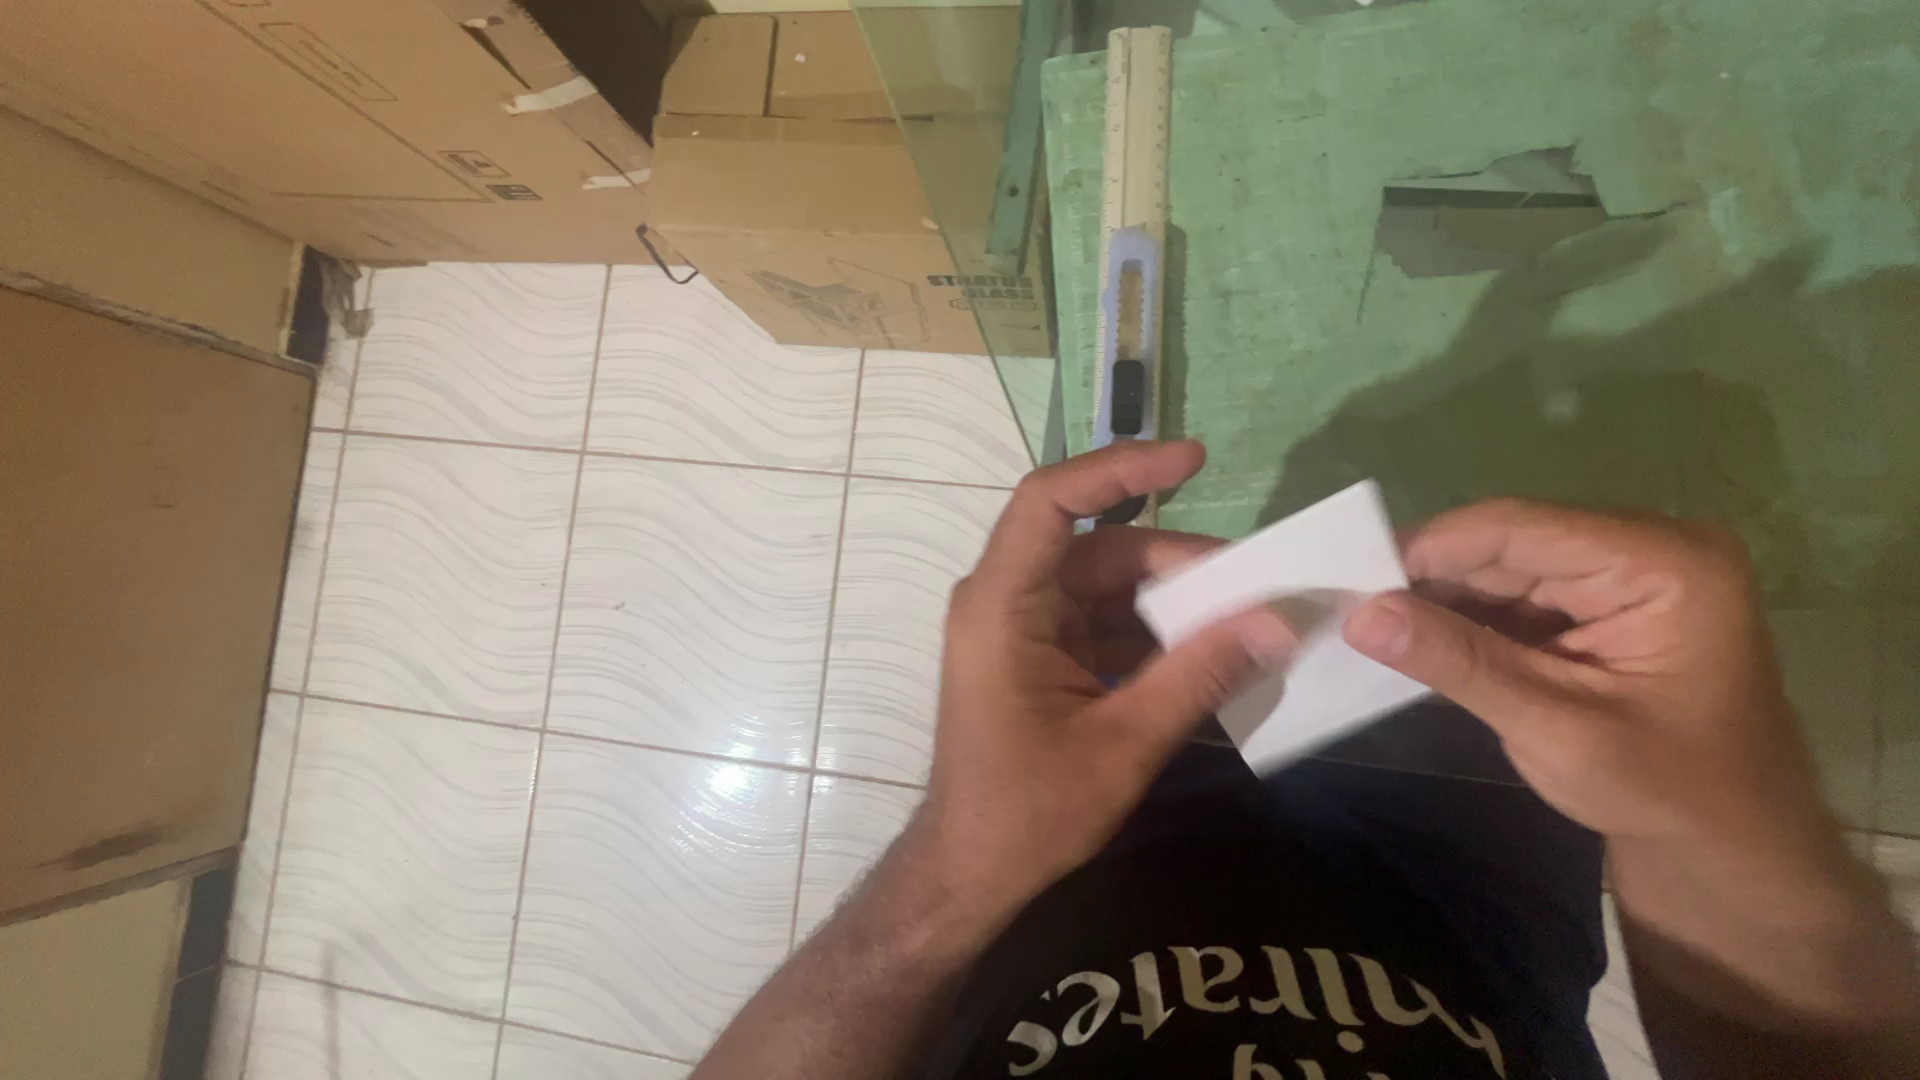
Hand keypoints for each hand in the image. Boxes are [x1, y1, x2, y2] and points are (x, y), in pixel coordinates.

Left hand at [914, 440, 1293, 924]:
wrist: (972, 867)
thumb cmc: (1027, 811)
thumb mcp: (1122, 745)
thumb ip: (1198, 676)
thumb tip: (1278, 621)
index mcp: (1002, 606)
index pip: (1048, 502)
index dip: (1117, 467)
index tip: (1192, 459)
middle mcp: (1006, 599)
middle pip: (1098, 547)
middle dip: (1177, 562)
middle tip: (1257, 584)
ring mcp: (1024, 624)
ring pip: (1108, 583)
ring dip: (1174, 601)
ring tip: (1246, 620)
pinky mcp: (1042, 650)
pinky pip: (1106, 619)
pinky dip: (1155, 632)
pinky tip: (1210, 650)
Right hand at [1338, 499, 1919, 1030]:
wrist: (1728, 846)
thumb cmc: (1666, 791)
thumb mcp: (1554, 728)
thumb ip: (1457, 663)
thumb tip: (1359, 614)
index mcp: (1662, 564)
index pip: (1516, 527)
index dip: (1427, 548)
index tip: (1351, 584)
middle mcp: (1641, 548)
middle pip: (1501, 541)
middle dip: (1426, 577)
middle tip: (1355, 613)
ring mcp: (1616, 572)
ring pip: (1493, 564)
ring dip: (1436, 599)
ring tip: (1376, 629)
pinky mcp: (1592, 600)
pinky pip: (1504, 590)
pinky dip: (1458, 617)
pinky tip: (1419, 641)